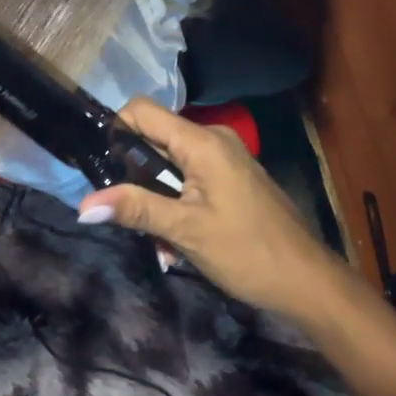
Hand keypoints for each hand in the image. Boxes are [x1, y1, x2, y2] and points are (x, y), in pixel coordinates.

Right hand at [78, 97, 343, 315]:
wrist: (312, 285)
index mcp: (201, 142)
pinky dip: (179, 200)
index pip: (141, 110)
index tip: (106, 168)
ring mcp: (227, 158)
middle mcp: (214, 138)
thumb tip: (83, 206)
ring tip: (161, 239)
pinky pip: (192, 175)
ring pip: (172, 161)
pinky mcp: (235, 177)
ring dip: (158, 196)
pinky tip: (181, 239)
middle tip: (132, 214)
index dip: (117, 131)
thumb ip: (135, 210)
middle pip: (155, 137)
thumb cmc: (248, 252)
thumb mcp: (185, 232)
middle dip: (137, 175)